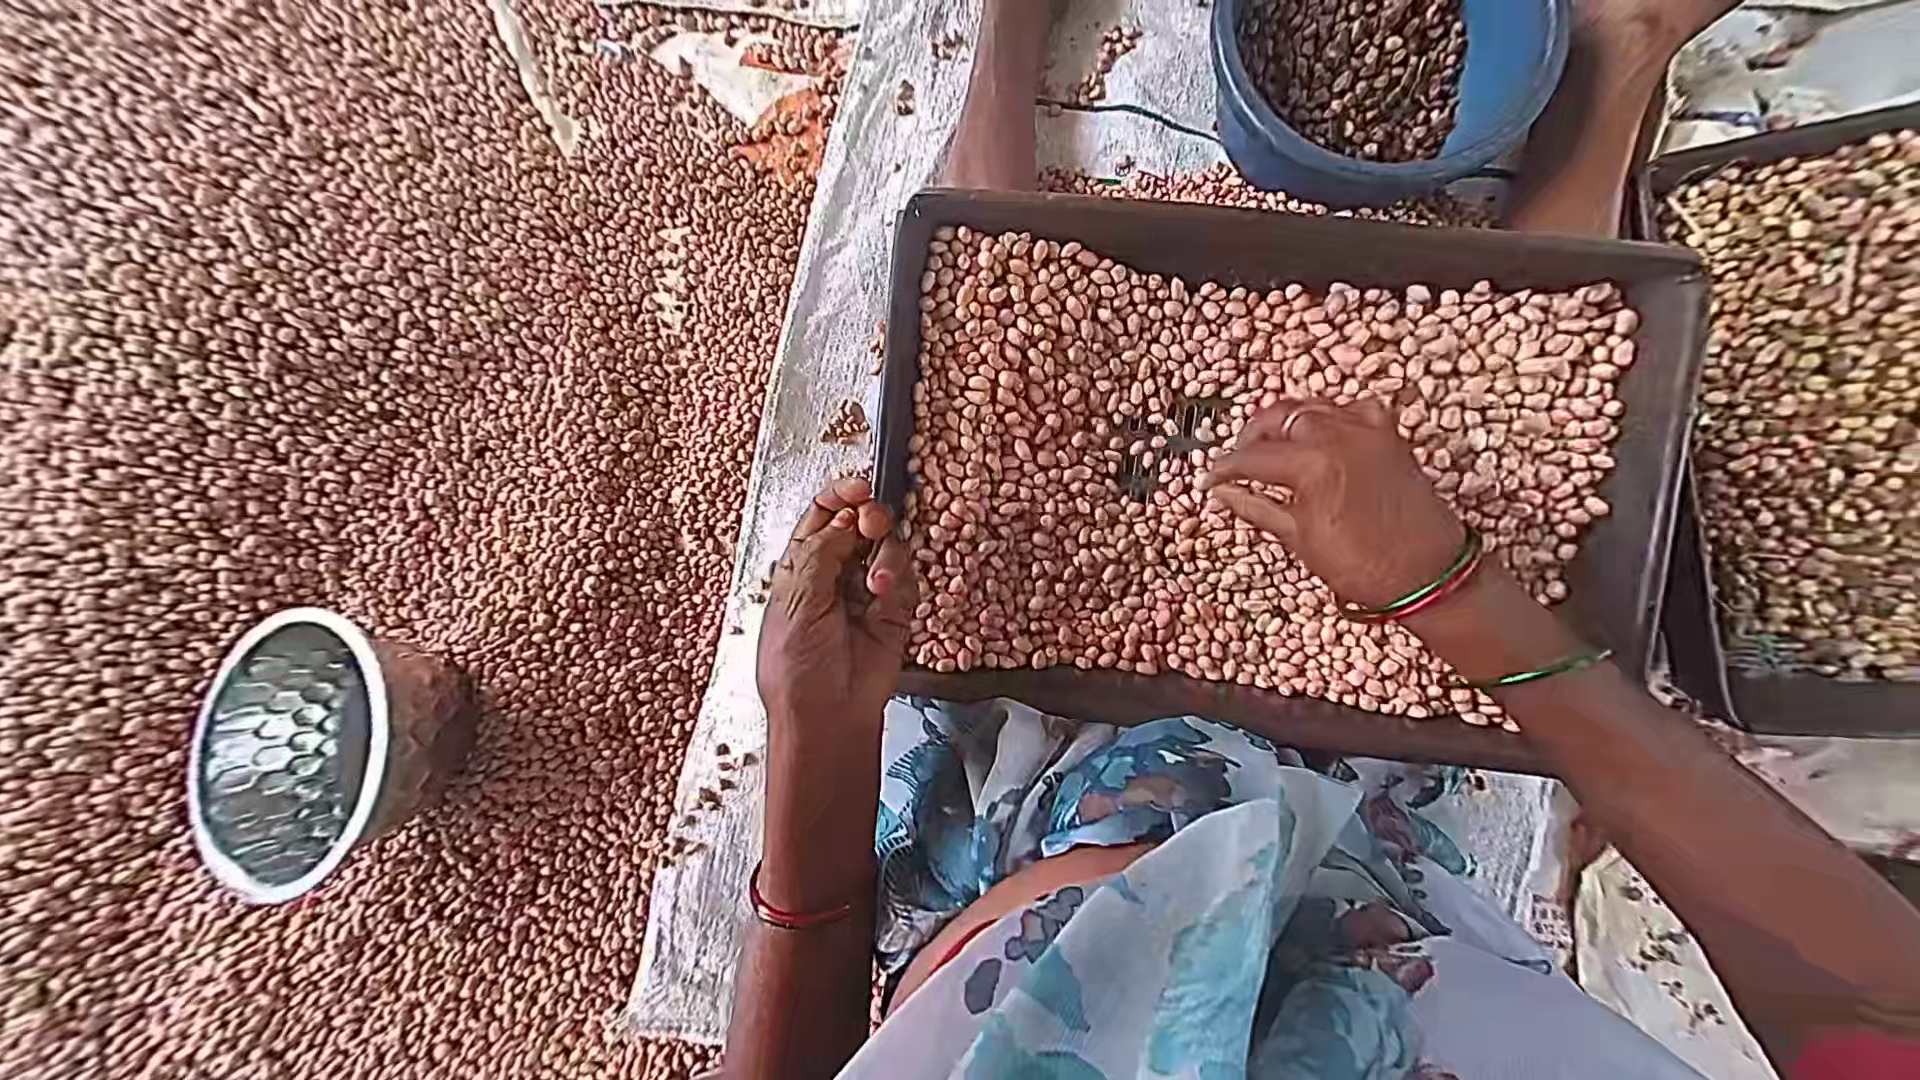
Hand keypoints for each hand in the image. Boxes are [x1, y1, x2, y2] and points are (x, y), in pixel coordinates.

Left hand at [757, 478, 917, 737]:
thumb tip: (846, 517)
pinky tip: (885, 597)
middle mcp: (838, 571)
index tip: (859, 488)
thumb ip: (821, 551)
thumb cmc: (796, 665)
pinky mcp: (895, 607)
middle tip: (871, 525)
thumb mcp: (795, 600)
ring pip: (889, 546)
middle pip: (861, 522)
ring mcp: (868, 588)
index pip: (824, 514)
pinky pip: (907, 576)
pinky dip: (899, 579)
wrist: (828, 713)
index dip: (842, 495)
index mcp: (803, 564)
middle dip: (870, 517)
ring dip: (886, 554)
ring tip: (876, 580)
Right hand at [1203, 398, 1466, 608]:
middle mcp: (1340, 436)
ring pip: (1310, 408)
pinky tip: (1319, 437)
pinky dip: (1329, 417)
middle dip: (1250, 439)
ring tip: (1270, 448)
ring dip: (1284, 424)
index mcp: (1312, 463)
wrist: (1428, 575)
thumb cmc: (1365, 564)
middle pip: (1277, 419)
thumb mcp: (1297, 536)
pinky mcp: (1389, 437)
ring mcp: (1368, 432)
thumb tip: (1224, 493)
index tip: (1211, 480)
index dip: (1223, 469)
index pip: (1250, 457)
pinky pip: (1351, 410)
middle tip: (1236, 462)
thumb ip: (1255, 506)